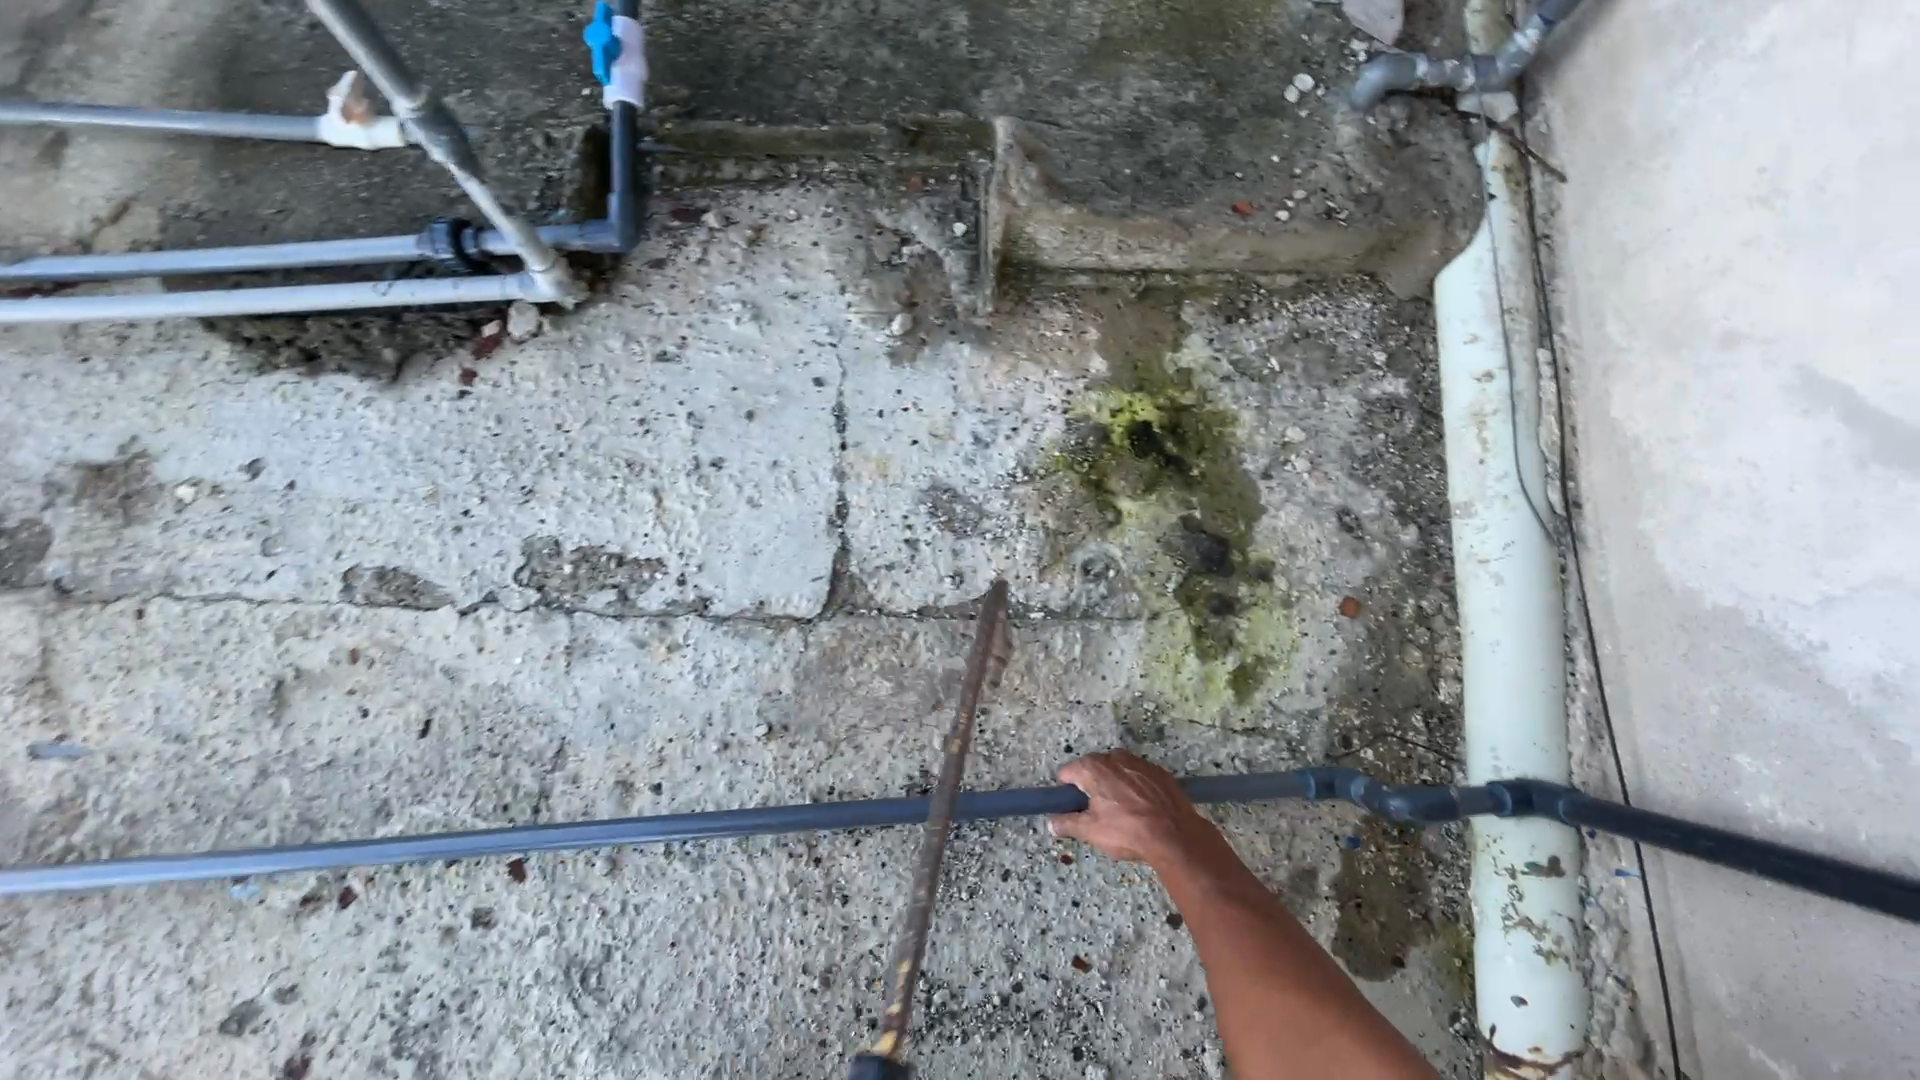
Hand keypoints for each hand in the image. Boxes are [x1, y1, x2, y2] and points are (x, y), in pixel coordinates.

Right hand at [1049, 750, 1221, 866]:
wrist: (1175, 835)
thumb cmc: (1127, 831)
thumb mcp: (1090, 832)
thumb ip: (1067, 824)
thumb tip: (1051, 822)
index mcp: (1093, 768)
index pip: (1068, 772)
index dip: (1066, 790)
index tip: (1073, 807)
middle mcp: (1114, 757)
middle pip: (1092, 768)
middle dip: (1091, 785)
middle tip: (1096, 811)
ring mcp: (1139, 762)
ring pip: (1117, 770)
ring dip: (1114, 784)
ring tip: (1121, 810)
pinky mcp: (1159, 772)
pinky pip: (1138, 776)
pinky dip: (1136, 786)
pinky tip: (1142, 808)